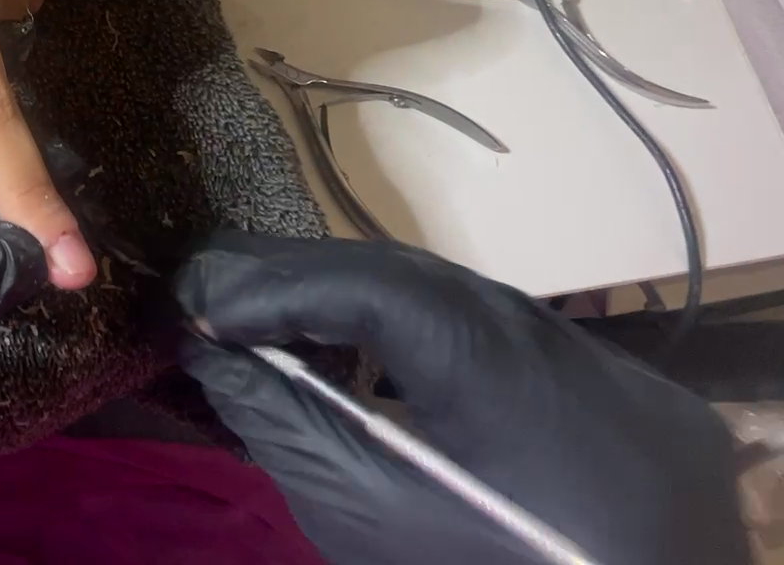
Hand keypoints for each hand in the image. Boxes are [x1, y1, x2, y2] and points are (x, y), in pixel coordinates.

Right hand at [175, 233, 748, 564]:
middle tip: (202, 296)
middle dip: (285, 279)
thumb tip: (198, 347)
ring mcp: (589, 359)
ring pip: (429, 288)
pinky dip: (385, 320)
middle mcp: (562, 345)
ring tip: (252, 315)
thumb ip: (276, 421)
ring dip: (329, 294)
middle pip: (396, 274)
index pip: (377, 289)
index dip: (275, 289)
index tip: (200, 316)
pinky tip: (343, 346)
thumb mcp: (368, 521)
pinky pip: (465, 320)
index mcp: (519, 384)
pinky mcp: (595, 382)